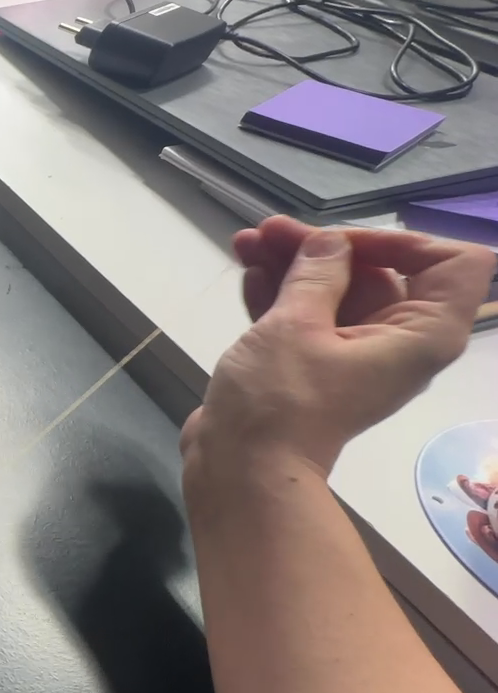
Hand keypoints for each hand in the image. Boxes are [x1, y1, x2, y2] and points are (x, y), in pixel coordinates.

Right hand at [182, 217, 494, 476]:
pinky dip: (278, 296)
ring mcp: (348, 355)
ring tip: (244, 244)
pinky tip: (248, 274)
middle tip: (267, 230)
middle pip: (375, 276)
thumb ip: (315, 278)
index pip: (451, 264)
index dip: (397, 242)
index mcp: (421, 333)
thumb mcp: (293, 327)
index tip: (335, 243)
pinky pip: (303, 320)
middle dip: (320, 249)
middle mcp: (395, 341)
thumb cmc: (279, 396)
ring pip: (329, 295)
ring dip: (289, 267)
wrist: (242, 462)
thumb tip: (328, 243)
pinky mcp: (306, 367)